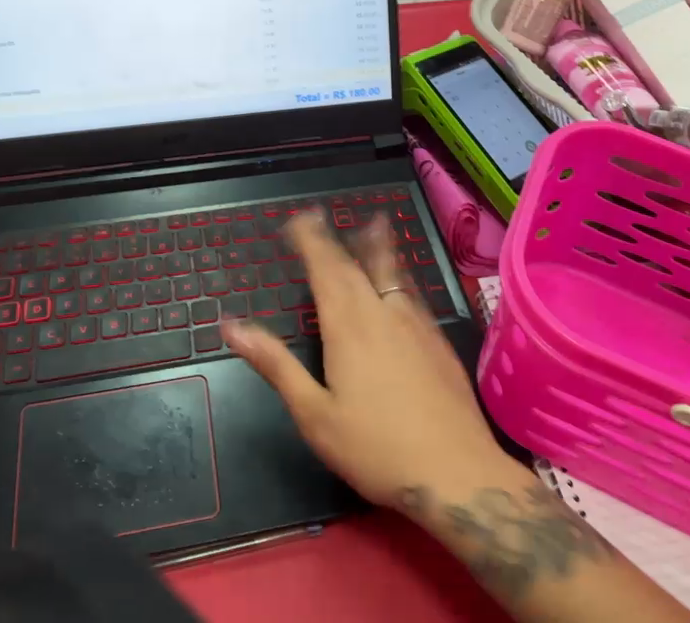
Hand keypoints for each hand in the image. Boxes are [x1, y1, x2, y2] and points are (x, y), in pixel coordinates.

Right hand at [219, 211, 520, 508]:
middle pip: (358, 265)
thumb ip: (276, 365)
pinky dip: (400, 277)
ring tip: (373, 225)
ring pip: (393, 274)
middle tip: (321, 217)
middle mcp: (384, 314)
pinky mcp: (440, 342)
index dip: (310, 240)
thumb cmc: (375, 448)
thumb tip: (232, 326)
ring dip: (377, 247)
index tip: (297, 219)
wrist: (456, 471)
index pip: (325, 270)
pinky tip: (402, 286)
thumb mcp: (314, 414)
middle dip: (336, 239)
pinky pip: (414, 295)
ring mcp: (417, 326)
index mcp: (349, 327)